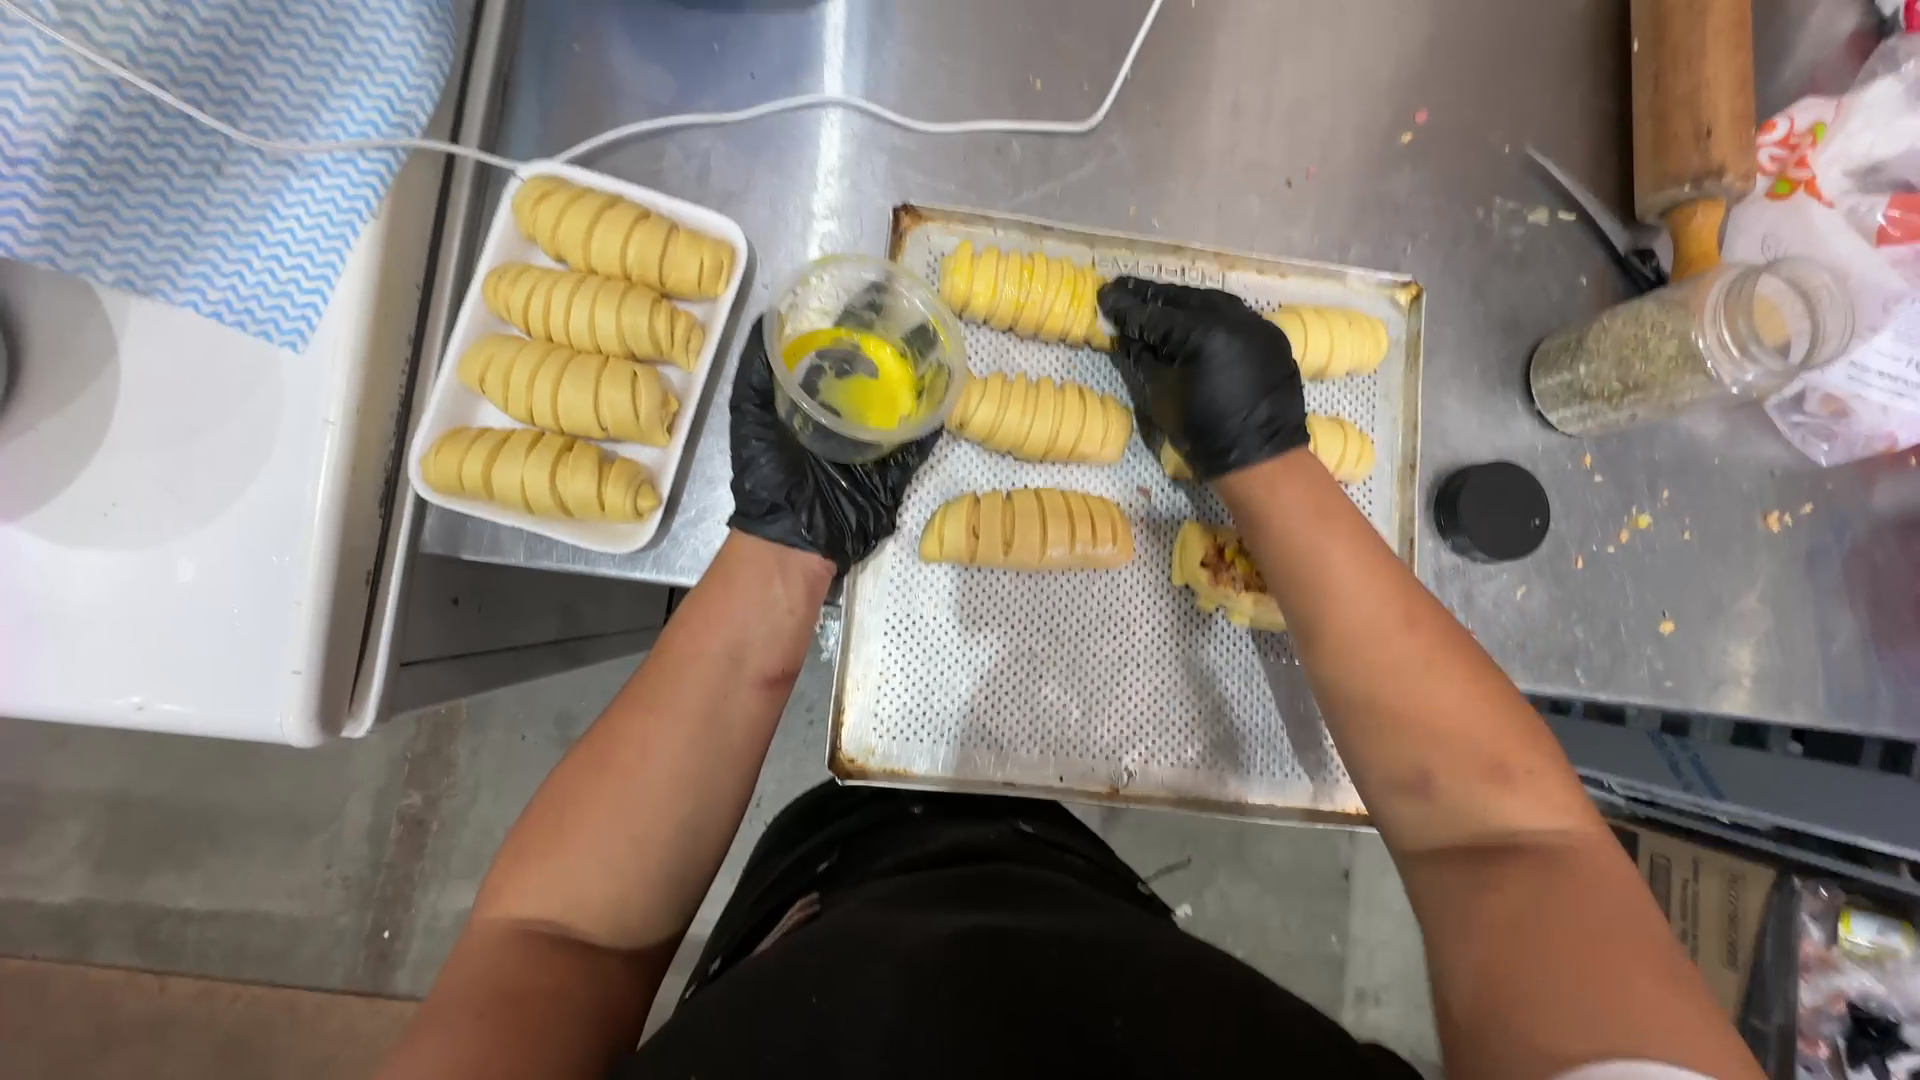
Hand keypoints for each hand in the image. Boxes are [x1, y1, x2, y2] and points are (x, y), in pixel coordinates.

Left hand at [727, 317, 938, 572]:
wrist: (795, 539)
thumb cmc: (767, 476)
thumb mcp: (750, 417)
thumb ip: (756, 373)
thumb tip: (768, 318)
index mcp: (812, 405)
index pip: (835, 358)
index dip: (851, 329)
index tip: (870, 298)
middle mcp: (845, 421)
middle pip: (874, 378)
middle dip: (893, 351)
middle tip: (915, 320)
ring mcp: (872, 447)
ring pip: (901, 408)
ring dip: (920, 382)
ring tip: (939, 348)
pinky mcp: (894, 473)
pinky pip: (917, 445)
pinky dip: (933, 424)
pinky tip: (948, 397)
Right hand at [1098, 277, 1308, 481]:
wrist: (1259, 460)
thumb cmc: (1203, 435)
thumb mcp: (1162, 397)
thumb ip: (1145, 359)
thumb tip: (1129, 337)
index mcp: (1203, 333)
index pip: (1155, 315)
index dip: (1127, 308)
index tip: (1105, 297)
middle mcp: (1234, 318)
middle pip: (1184, 298)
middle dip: (1152, 295)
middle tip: (1124, 288)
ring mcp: (1257, 325)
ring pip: (1212, 301)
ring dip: (1182, 300)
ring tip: (1156, 300)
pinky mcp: (1271, 336)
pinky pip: (1234, 316)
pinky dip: (1209, 313)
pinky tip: (1193, 317)